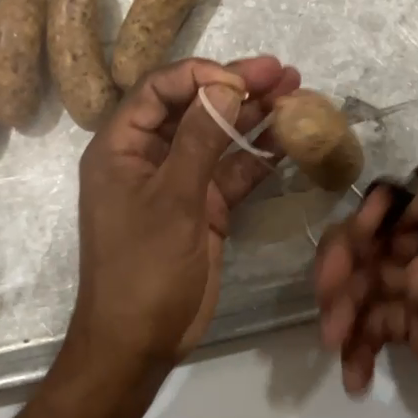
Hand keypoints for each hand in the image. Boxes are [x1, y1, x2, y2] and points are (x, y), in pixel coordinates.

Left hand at [17, 55, 299, 417]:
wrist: (138, 345)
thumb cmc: (143, 267)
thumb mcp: (172, 199)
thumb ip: (199, 139)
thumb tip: (224, 84)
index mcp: (121, 144)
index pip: (159, 88)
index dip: (201, 75)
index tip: (242, 78)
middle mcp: (148, 154)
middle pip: (193, 106)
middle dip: (236, 88)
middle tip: (282, 72)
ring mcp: (177, 180)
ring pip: (217, 135)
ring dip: (254, 117)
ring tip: (295, 93)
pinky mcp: (202, 206)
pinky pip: (231, 171)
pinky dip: (258, 156)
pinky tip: (290, 138)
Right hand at [314, 182, 417, 417]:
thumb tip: (413, 264)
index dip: (388, 207)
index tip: (360, 232)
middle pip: (385, 238)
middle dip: (349, 260)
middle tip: (328, 292)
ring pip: (371, 279)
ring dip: (346, 305)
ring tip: (336, 343)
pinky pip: (376, 322)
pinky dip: (359, 345)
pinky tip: (355, 377)